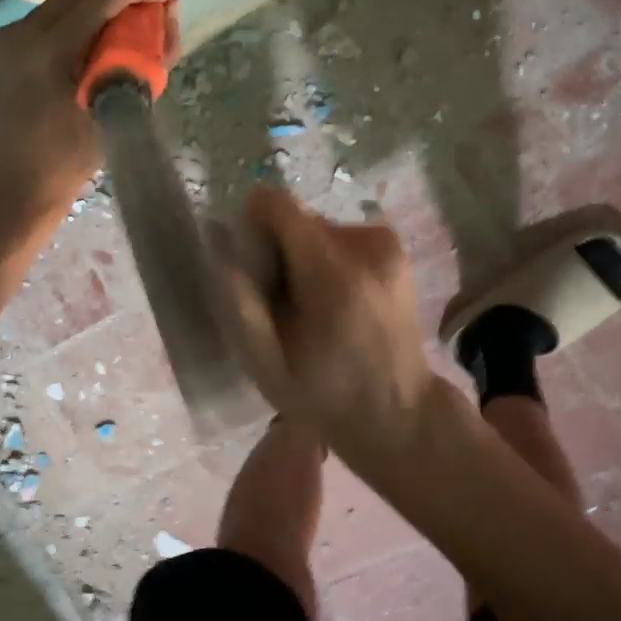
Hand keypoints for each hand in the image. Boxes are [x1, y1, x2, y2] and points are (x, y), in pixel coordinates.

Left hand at [0, 0, 177, 217]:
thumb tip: (168, 9)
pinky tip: (106, 20)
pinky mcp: (1, 43)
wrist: (18, 183)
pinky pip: (50, 15)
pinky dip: (82, 12)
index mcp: (47, 51)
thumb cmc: (74, 156)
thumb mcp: (124, 107)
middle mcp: (19, 33)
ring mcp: (5, 36)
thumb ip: (151, 55)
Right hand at [210, 187, 436, 447]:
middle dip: (281, 251)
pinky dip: (329, 260)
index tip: (254, 267)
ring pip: (318, 228)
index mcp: (334, 275)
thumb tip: (221, 249)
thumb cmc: (324, 394)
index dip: (254, 226)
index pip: (278, 205)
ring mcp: (388, 246)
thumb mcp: (266, 364)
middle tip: (284, 303)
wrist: (399, 414)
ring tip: (312, 307)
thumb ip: (240, 303)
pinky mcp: (395, 249)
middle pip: (298, 220)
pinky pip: (341, 238)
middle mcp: (367, 247)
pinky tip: (336, 302)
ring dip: (304, 257)